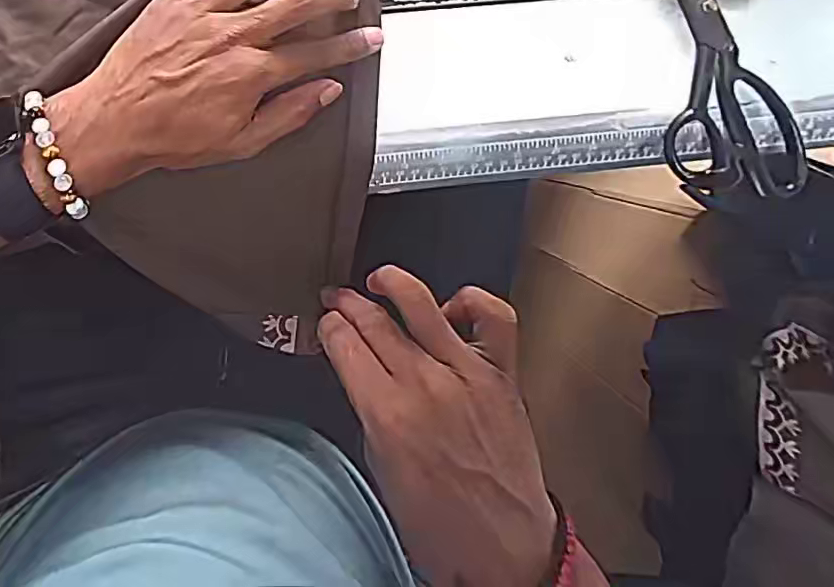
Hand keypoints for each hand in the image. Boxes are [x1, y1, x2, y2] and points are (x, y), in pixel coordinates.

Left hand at [42, 0, 381, 194]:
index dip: (351, 45)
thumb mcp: (240, 142)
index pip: (316, 52)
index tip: (369, 38)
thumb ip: (289, 114)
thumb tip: (325, 91)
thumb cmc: (171, 137)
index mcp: (250, 73)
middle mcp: (231, 35)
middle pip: (297, 2)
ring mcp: (201, 12)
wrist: (114, 122)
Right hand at [321, 267, 555, 586]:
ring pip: (420, 302)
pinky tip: (451, 306)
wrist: (507, 553)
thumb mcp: (380, 468)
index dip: (328, 326)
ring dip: (390, 282)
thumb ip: (367, 409)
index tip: (326, 323)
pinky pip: (491, 316)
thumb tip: (356, 368)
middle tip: (336, 297)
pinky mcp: (501, 373)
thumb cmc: (442, 526)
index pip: (343, 342)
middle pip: (372, 318)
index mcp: (387, 413)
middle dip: (346, 302)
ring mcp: (465, 372)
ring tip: (379, 280)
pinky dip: (470, 301)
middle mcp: (424, 384)